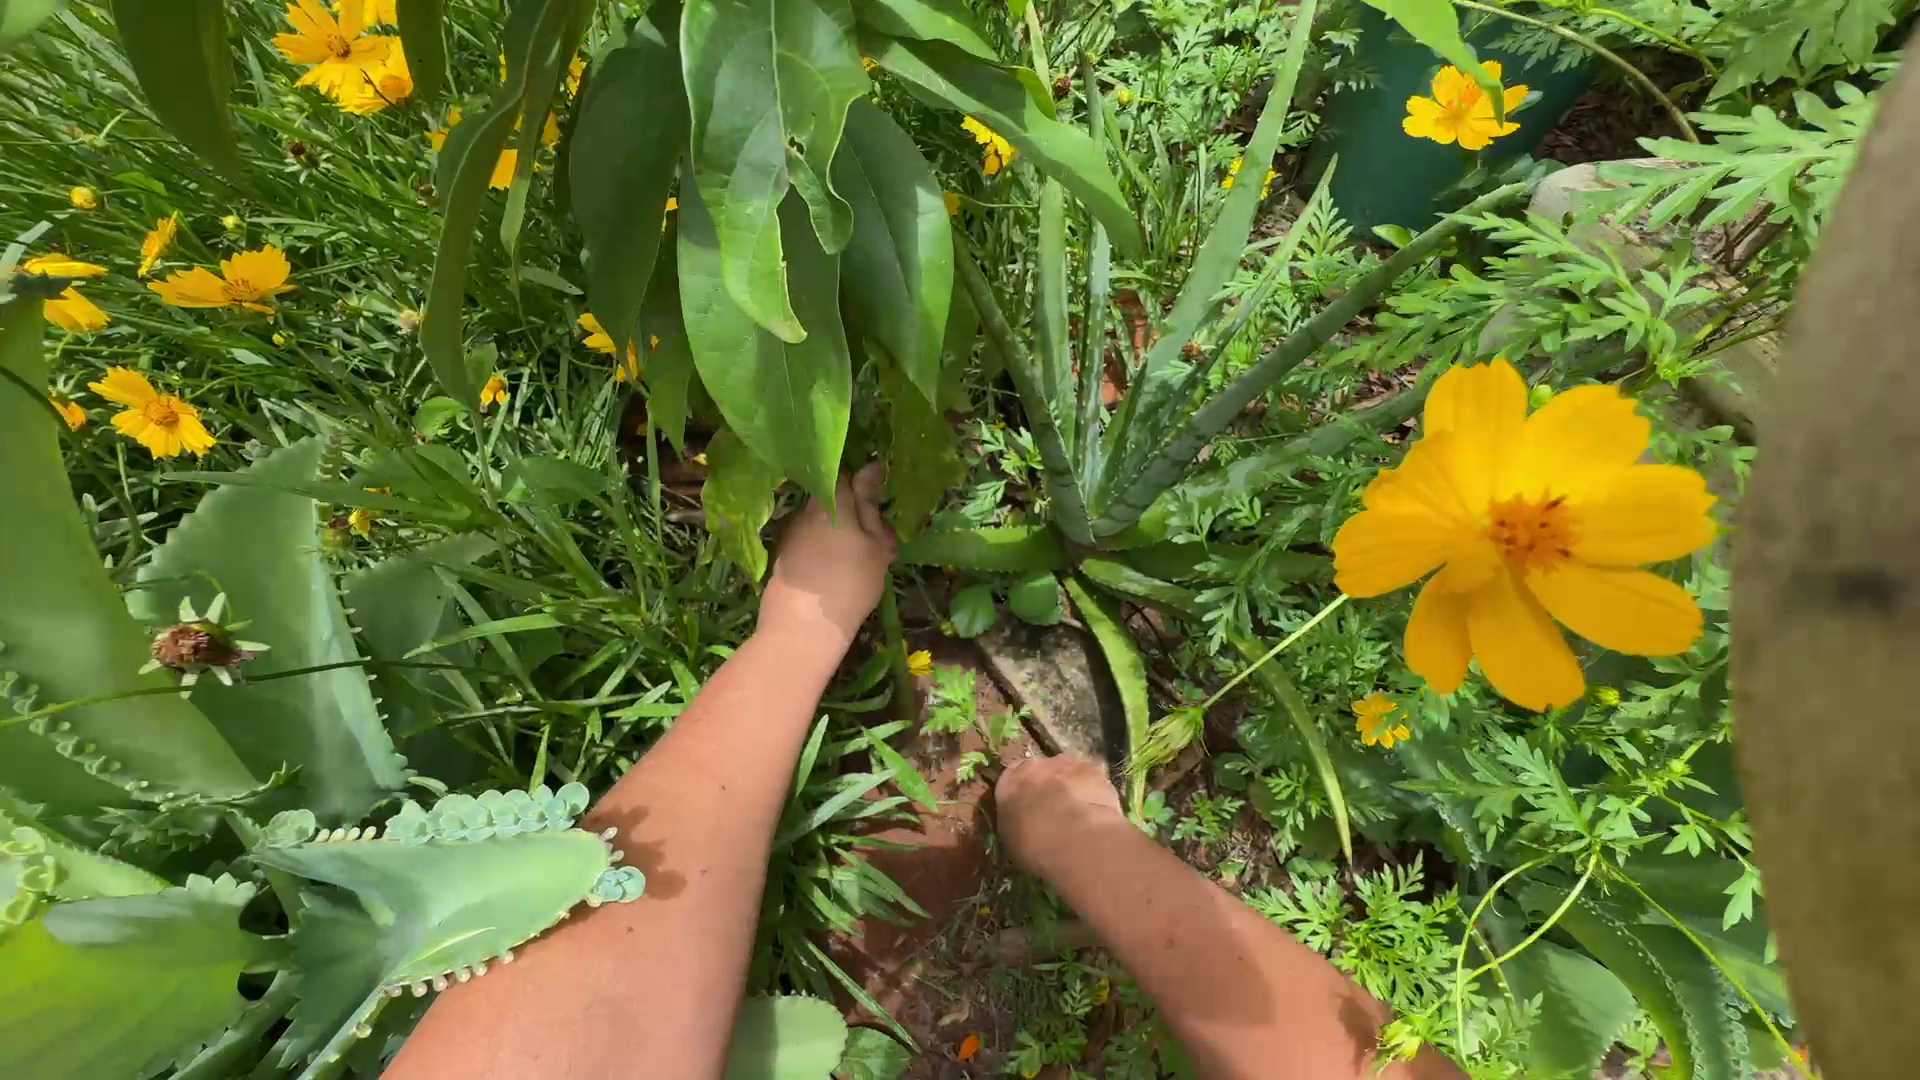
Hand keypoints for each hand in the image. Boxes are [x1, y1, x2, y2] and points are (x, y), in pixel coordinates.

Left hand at [758, 461, 896, 649]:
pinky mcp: (780, 554)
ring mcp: (789, 532)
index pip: (844, 474)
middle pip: (828, 497)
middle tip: (869, 535)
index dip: (860, 483)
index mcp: (831, 502)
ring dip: (832, 529)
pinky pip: (805, 539)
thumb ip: (871, 506)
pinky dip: (818, 546)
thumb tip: (871, 468)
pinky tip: (828, 570)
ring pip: (816, 520)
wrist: (803, 626)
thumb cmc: (850, 583)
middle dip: (848, 510)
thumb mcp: (876, 545)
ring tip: (850, 556)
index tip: (876, 500)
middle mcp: (804, 510)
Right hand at [994, 755, 1124, 874]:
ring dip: (1070, 789)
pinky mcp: (1090, 769)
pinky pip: (1088, 779)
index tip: (1029, 811)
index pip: (1011, 781)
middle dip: (1046, 789)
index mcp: (1008, 783)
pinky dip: (1092, 792)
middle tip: (1055, 815)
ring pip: (1066, 773)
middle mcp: (1032, 766)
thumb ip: (1016, 823)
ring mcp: (1063, 764)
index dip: (1022, 795)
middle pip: (1039, 773)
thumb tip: (1023, 825)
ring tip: (1079, 816)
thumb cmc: (1034, 847)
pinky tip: (1096, 812)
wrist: (1073, 838)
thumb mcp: (1012, 840)